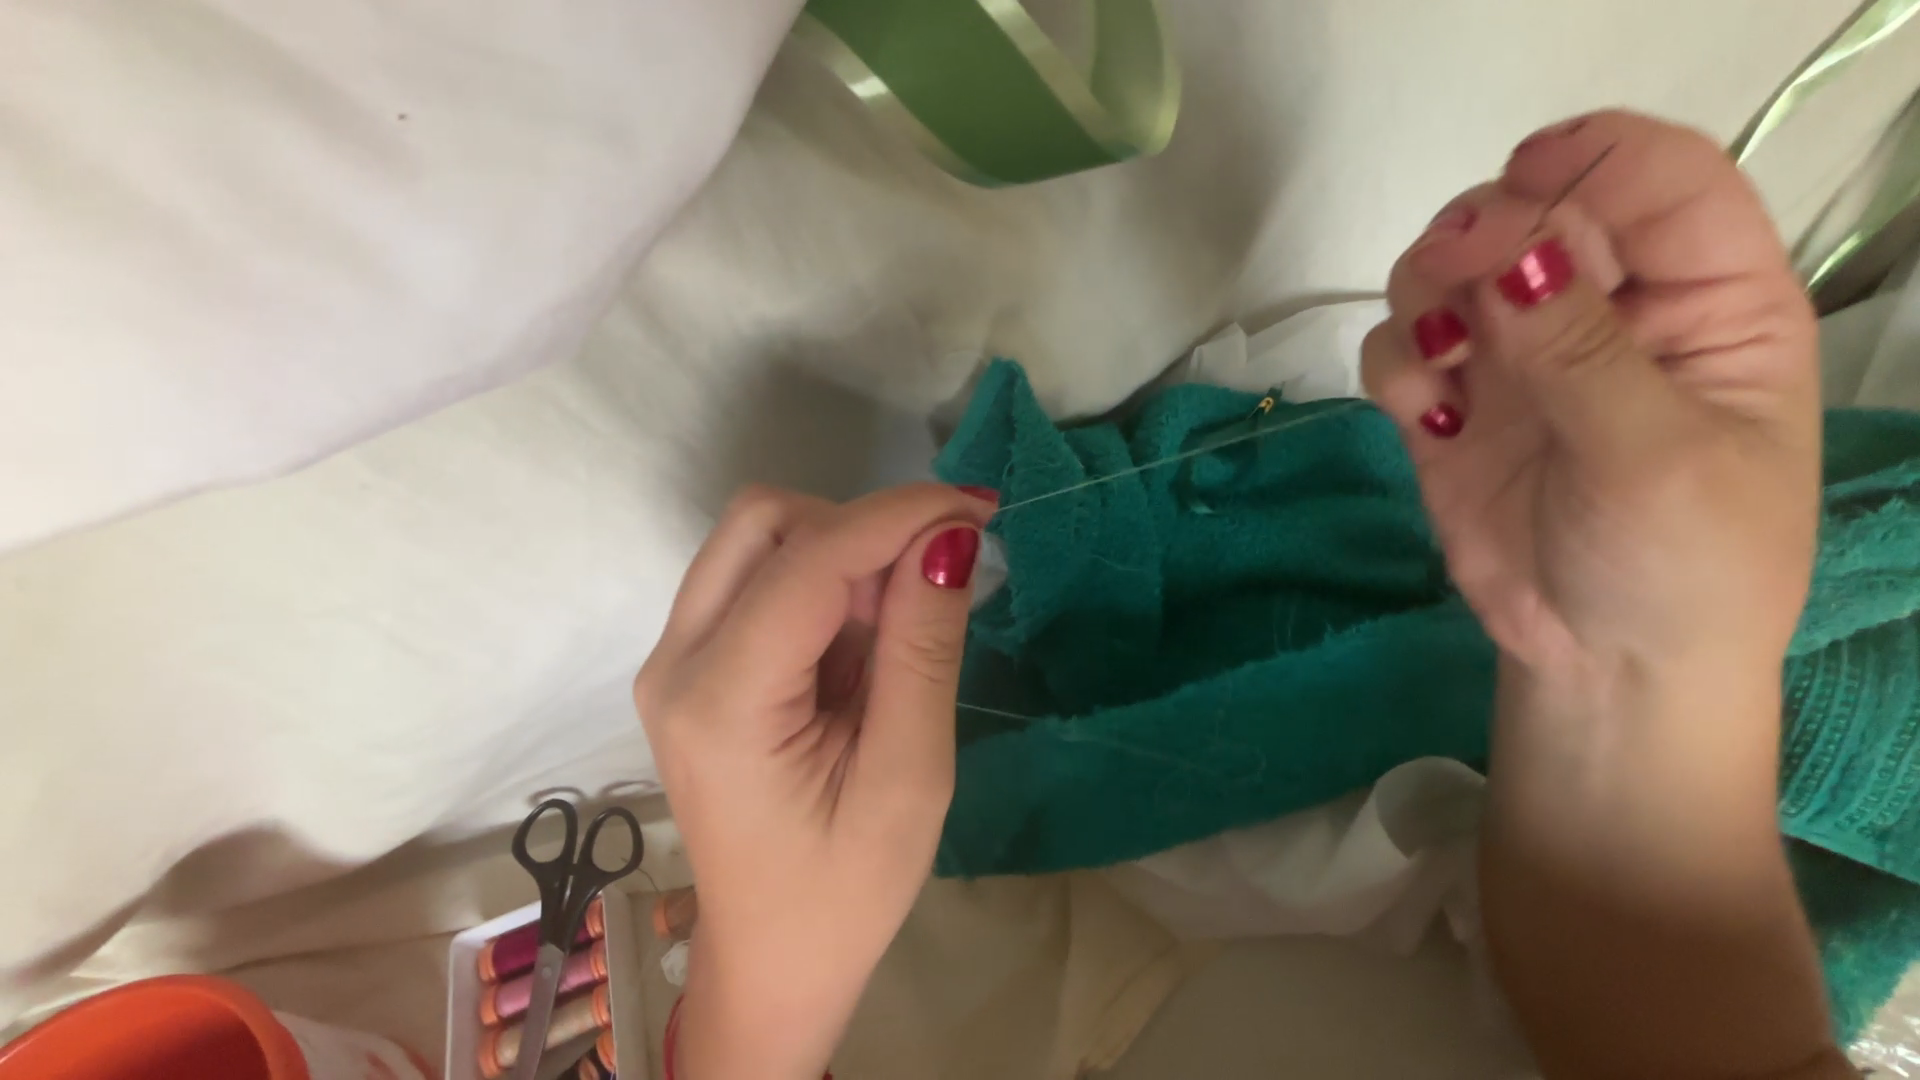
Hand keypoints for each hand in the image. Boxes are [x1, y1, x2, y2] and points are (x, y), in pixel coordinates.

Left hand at [633, 483, 990, 1079]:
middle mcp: (676, 661)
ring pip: (758, 538)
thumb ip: (923, 647)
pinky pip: (758, 576)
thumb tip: (951, 536)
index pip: (811, 559)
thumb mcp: (909, 777)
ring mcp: (674, 658)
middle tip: (930, 581)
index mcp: (723, 702)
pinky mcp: (693, 663)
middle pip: (763, 521)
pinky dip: (822, 579)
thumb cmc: (847, 888)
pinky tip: (859, 642)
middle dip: (860, 528)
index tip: (979, 508)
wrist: (775, 957)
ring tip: (895, 625)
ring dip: (841, 552)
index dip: (900, 516)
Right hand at [1361, 110, 1819, 684]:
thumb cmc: (1679, 561)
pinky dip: (1395, 367)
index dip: (1587, 163)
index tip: (1518, 192)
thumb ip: (1578, 347)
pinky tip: (1424, 416)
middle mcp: (1600, 311)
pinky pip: (1397, 350)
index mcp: (1704, 299)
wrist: (1599, 660)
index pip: (1654, 179)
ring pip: (1442, 274)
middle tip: (1460, 301)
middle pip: (1522, 213)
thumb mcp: (1653, 454)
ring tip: (1441, 371)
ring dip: (1423, 301)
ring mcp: (1513, 360)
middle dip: (1478, 240)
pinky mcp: (1446, 409)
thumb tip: (1507, 244)